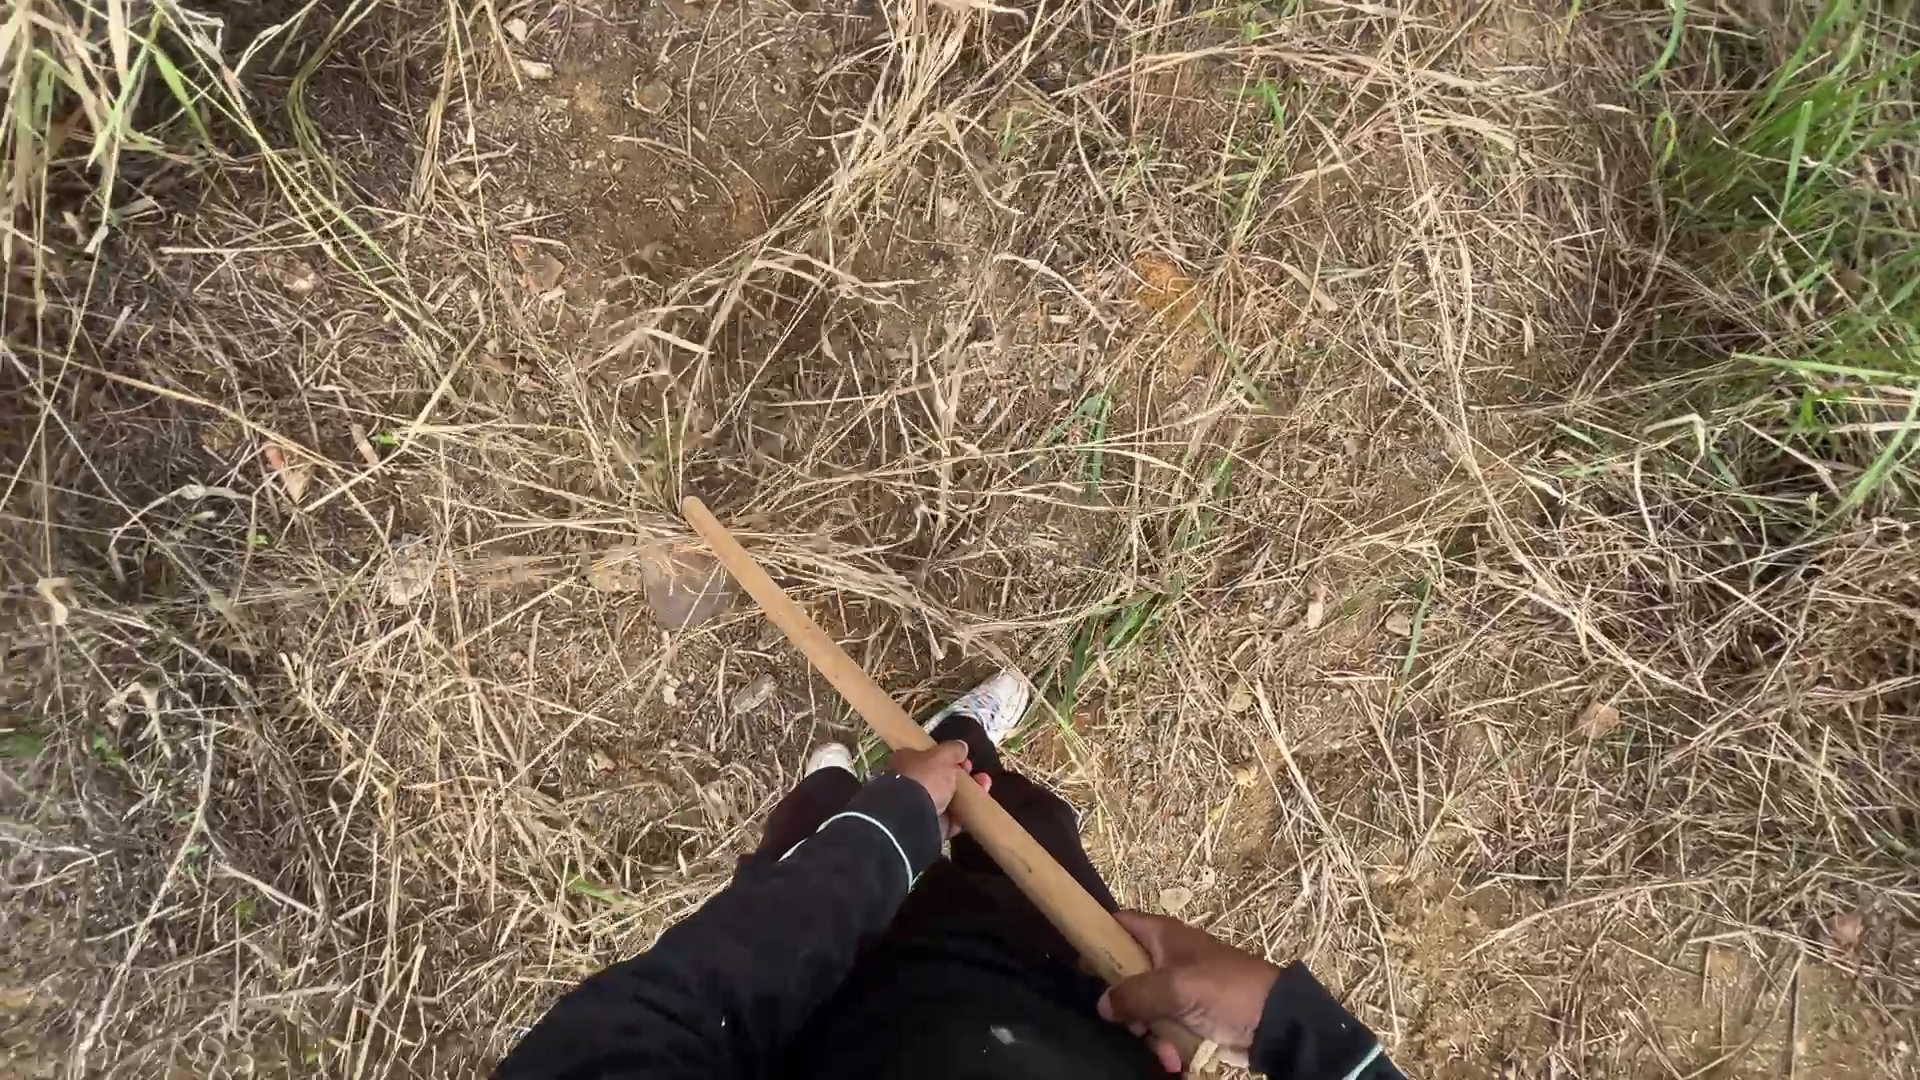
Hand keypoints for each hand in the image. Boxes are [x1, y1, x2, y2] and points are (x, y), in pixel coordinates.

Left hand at [887, 741, 989, 838]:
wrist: (913, 817)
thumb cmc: (925, 778)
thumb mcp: (942, 756)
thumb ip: (953, 750)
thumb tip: (961, 746)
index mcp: (905, 762)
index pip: (926, 756)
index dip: (946, 756)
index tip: (963, 757)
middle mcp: (908, 784)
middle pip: (939, 778)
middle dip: (960, 775)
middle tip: (974, 772)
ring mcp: (918, 807)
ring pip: (947, 799)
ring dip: (967, 794)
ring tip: (985, 786)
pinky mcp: (929, 827)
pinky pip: (950, 819)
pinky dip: (964, 814)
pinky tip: (978, 807)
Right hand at [1098, 911, 1281, 1072]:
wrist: (1275, 1020)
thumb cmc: (1224, 988)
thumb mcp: (1176, 987)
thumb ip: (1135, 994)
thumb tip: (1101, 1003)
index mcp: (1160, 935)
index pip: (1118, 924)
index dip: (1098, 939)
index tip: (1083, 968)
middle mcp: (1164, 956)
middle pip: (1125, 973)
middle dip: (1127, 1005)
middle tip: (1132, 1026)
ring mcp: (1177, 986)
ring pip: (1143, 1006)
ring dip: (1150, 1034)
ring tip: (1167, 1055)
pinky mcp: (1189, 1013)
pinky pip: (1163, 1026)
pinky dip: (1166, 1044)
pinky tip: (1177, 1061)